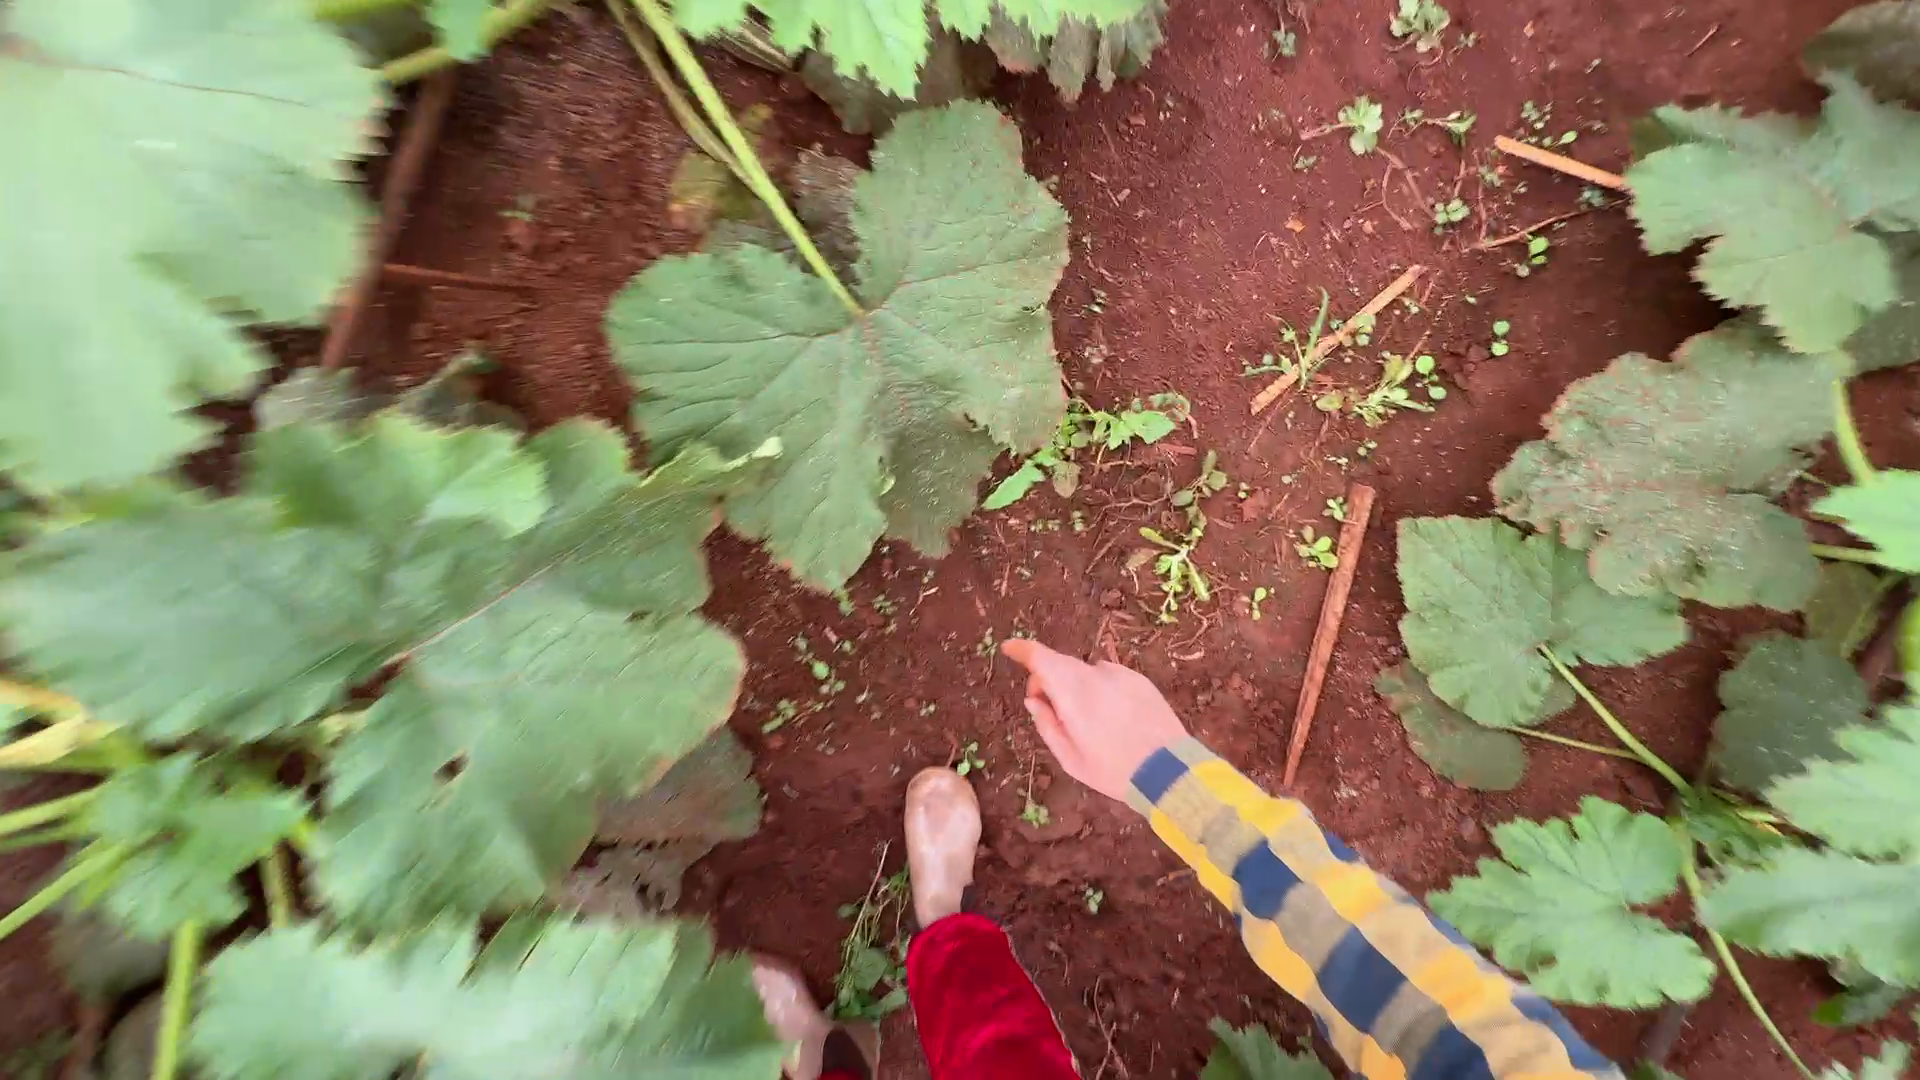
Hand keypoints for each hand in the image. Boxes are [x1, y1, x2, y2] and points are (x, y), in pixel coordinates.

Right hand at [999, 639, 1190, 803]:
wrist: (1170, 771)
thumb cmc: (1114, 770)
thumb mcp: (1071, 758)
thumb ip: (1047, 724)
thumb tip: (1034, 700)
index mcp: (1073, 693)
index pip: (1041, 658)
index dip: (1022, 650)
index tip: (1009, 648)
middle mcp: (1095, 675)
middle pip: (1061, 664)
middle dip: (1048, 679)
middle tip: (1047, 706)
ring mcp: (1120, 674)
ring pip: (1085, 672)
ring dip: (1076, 686)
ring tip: (1089, 721)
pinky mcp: (1139, 680)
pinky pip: (1109, 677)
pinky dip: (1100, 689)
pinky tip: (1112, 718)